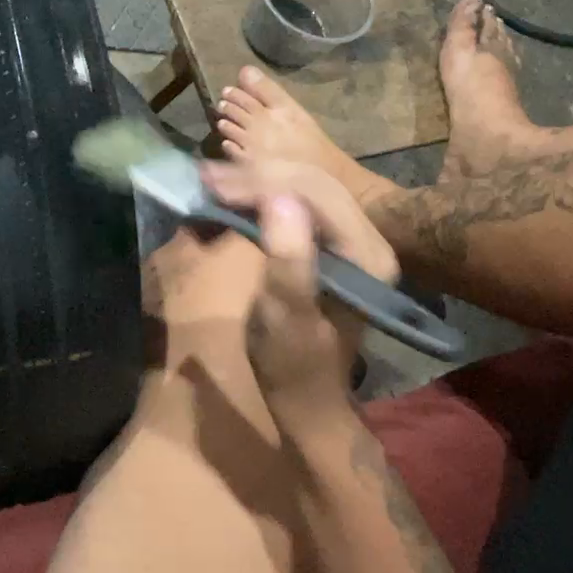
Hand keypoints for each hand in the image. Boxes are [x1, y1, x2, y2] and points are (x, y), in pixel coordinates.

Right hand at [201, 160, 401, 417]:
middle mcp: (368, 238)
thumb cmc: (292, 364)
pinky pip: (298, 199)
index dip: (260, 182)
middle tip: (204, 178)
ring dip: (255, 178)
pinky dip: (261, 191)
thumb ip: (288, 259)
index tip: (212, 185)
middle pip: (310, 181)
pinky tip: (232, 191)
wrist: (305, 397)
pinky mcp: (330, 242)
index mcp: (366, 255)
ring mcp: (351, 238)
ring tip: (210, 180)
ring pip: (303, 184)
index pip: (314, 193)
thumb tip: (279, 201)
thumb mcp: (286, 316)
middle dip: (255, 175)